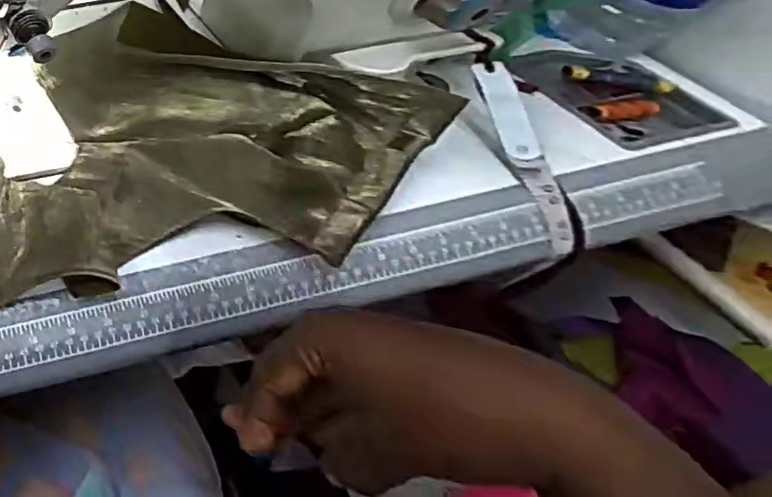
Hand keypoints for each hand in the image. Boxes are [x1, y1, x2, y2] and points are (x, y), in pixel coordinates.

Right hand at [223, 309, 722, 496]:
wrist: (546, 410)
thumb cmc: (445, 417)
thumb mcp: (385, 448)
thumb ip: (342, 458)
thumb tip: (331, 465)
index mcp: (318, 336)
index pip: (270, 373)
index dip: (256, 412)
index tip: (248, 447)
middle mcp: (335, 329)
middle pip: (291, 371)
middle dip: (274, 407)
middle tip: (252, 436)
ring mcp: (370, 341)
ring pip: (323, 379)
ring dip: (308, 413)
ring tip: (290, 439)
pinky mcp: (400, 358)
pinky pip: (353, 383)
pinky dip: (340, 410)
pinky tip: (339, 437)